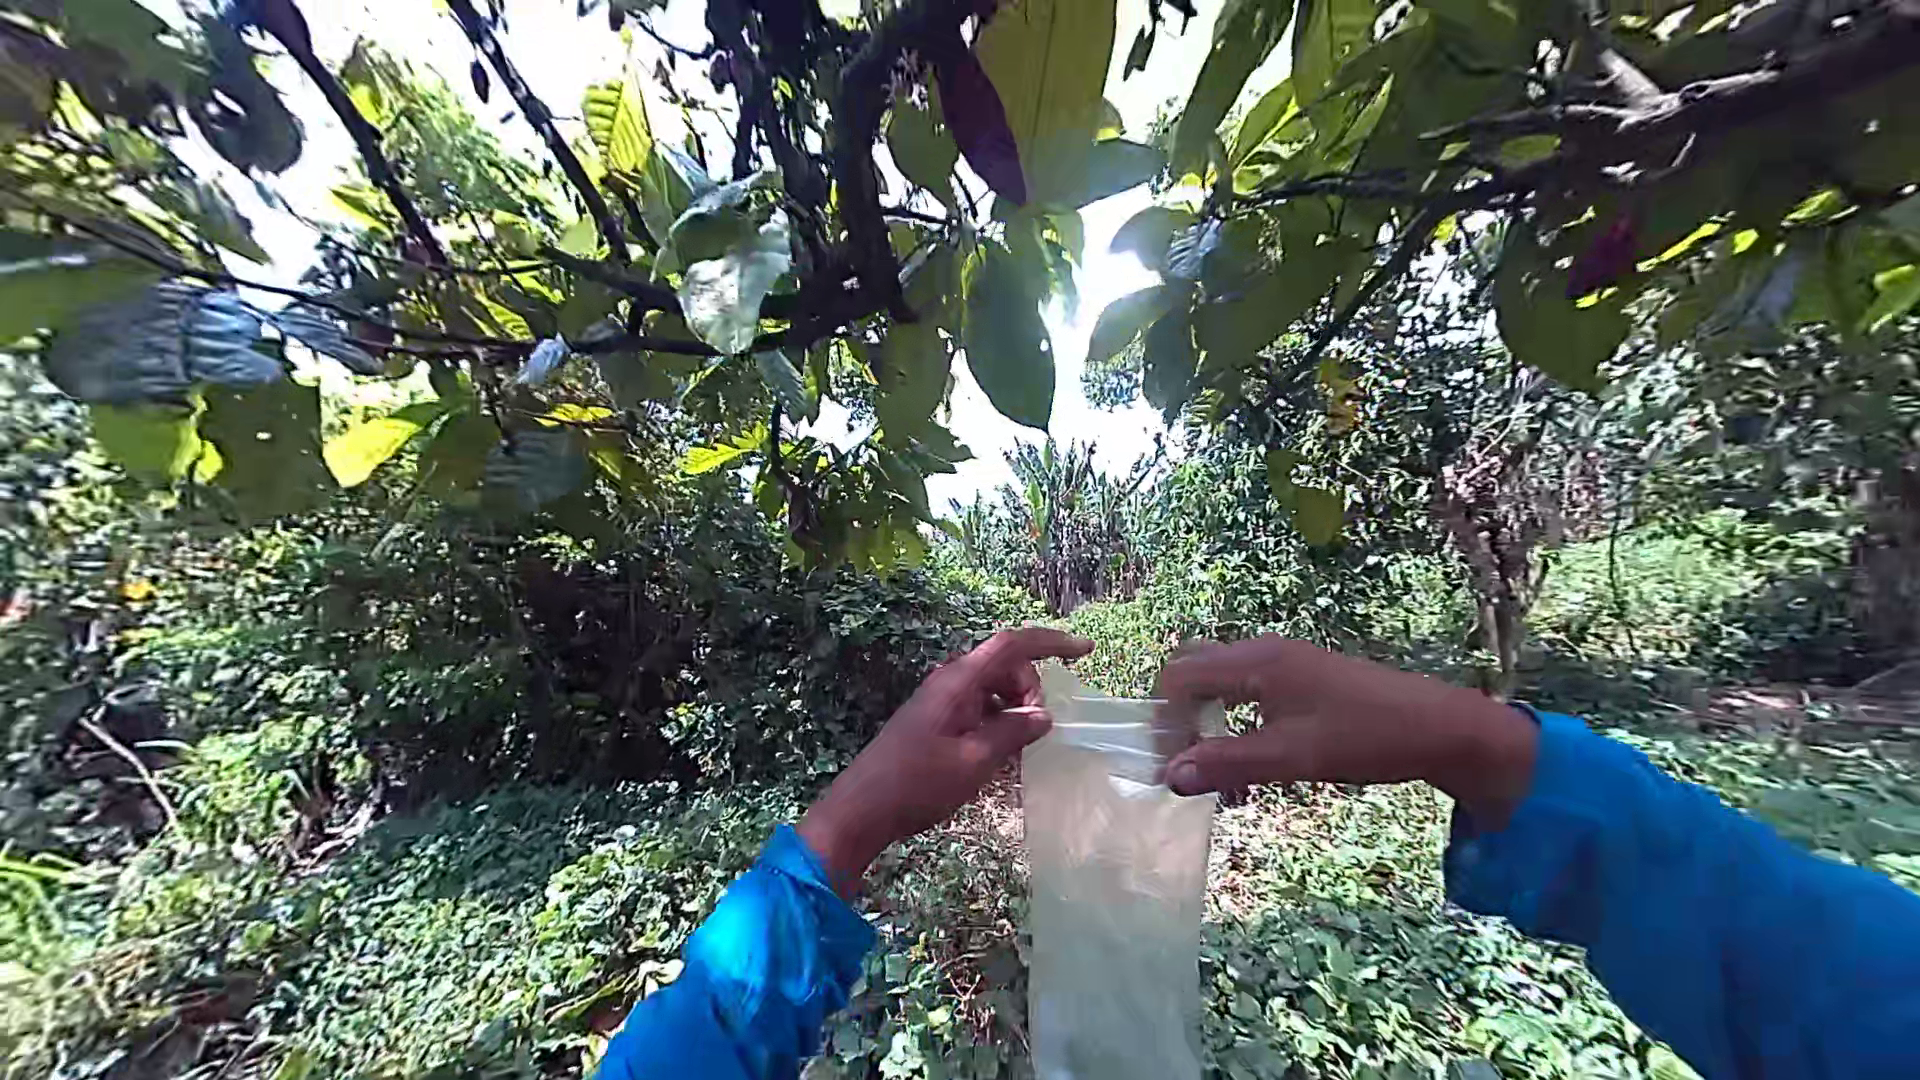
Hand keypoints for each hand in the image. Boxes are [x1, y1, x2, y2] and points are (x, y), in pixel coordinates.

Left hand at [798, 627, 1093, 895]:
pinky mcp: (937, 716)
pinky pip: (978, 706)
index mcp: (960, 680)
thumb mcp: (975, 760)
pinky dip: (997, 720)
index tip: (1086, 650)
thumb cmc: (919, 782)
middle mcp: (952, 679)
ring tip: (1018, 749)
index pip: (1013, 645)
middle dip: (1030, 689)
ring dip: (1014, 708)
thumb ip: (1013, 732)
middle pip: (1006, 666)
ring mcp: (942, 697)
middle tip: (1035, 732)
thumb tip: (1044, 715)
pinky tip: (1000, 754)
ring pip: (994, 687)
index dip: (1052, 642)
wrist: (864, 806)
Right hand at [1154, 637, 1537, 824]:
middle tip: (1184, 753)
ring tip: (1213, 756)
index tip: (1169, 758)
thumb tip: (1170, 777)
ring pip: (1218, 675)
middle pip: (1193, 667)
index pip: (1179, 675)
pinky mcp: (1297, 670)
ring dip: (1204, 712)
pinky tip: (1248, 744)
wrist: (1445, 728)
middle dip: (1178, 710)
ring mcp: (1280, 657)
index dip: (1164, 715)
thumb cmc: (1365, 737)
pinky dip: (1230, 710)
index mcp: (1253, 662)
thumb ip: (1228, 763)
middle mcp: (1259, 650)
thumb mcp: (1293, 756)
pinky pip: (1242, 682)